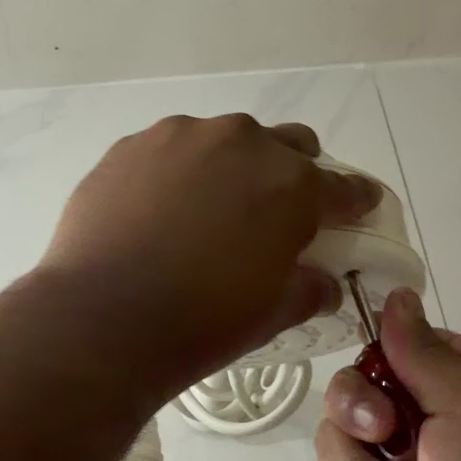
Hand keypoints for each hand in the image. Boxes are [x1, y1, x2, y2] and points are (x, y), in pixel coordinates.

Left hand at [38, 114, 380, 387]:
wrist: (102, 319)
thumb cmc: (201, 322)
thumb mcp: (272, 314)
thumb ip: (309, 288)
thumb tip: (323, 281)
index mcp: (290, 184)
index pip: (341, 186)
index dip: (355, 199)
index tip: (358, 207)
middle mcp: (241, 143)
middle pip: (286, 145)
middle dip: (293, 172)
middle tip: (277, 210)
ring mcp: (180, 138)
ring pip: (223, 141)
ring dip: (229, 168)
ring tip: (207, 211)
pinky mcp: (130, 147)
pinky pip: (169, 152)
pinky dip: (177, 174)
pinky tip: (158, 210)